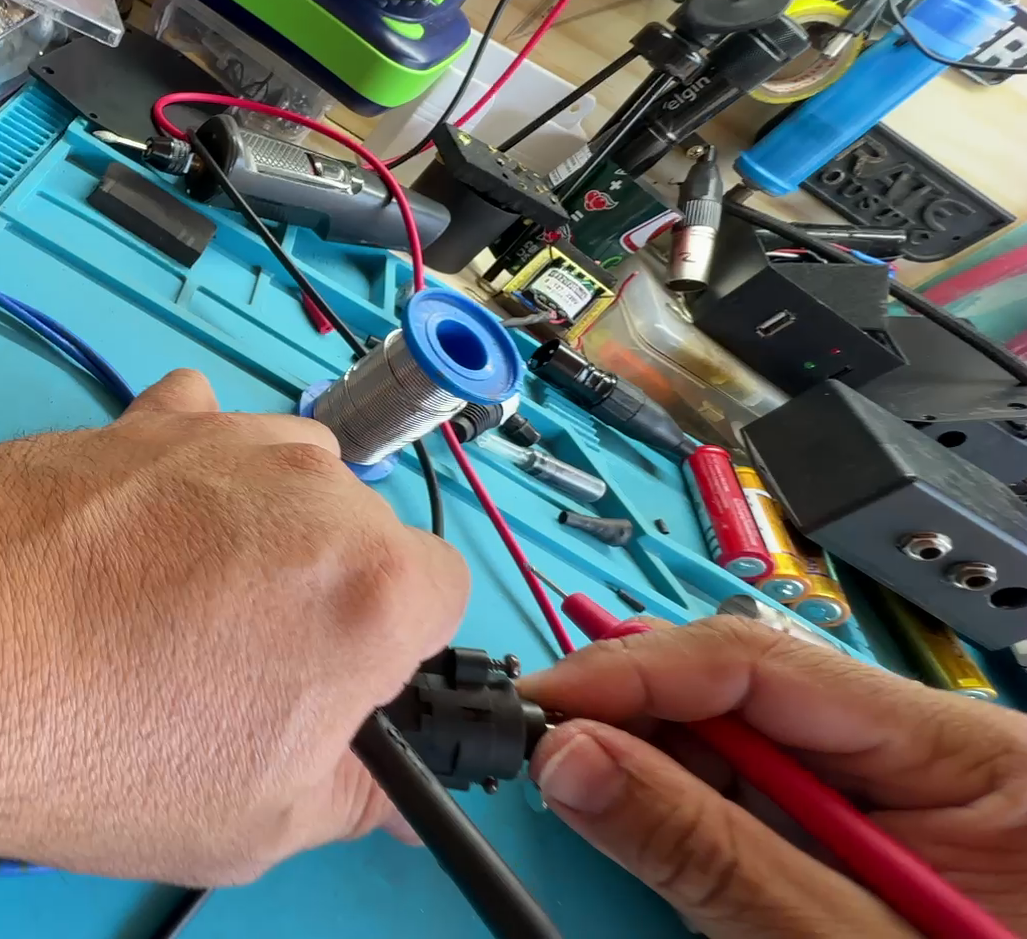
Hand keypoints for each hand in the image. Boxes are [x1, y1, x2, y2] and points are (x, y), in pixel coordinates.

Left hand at [0, 369, 468, 884]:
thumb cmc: (81, 738)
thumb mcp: (257, 821)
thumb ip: (355, 790)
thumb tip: (382, 781)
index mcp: (369, 584)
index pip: (440, 595)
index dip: (390, 646)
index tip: (337, 677)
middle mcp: (304, 486)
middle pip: (356, 529)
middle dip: (319, 585)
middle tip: (234, 651)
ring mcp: (216, 438)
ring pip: (282, 475)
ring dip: (252, 527)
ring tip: (170, 595)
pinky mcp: (139, 417)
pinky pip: (198, 427)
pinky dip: (185, 471)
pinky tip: (135, 526)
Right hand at [519, 616, 1026, 936]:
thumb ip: (708, 853)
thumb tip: (563, 758)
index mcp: (970, 757)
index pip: (756, 660)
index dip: (629, 671)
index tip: (541, 704)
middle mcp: (919, 748)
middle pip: (726, 687)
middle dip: (627, 718)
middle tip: (550, 759)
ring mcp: (880, 784)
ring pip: (714, 731)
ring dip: (641, 763)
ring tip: (597, 801)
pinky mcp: (840, 819)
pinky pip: (728, 780)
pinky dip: (671, 800)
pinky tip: (649, 824)